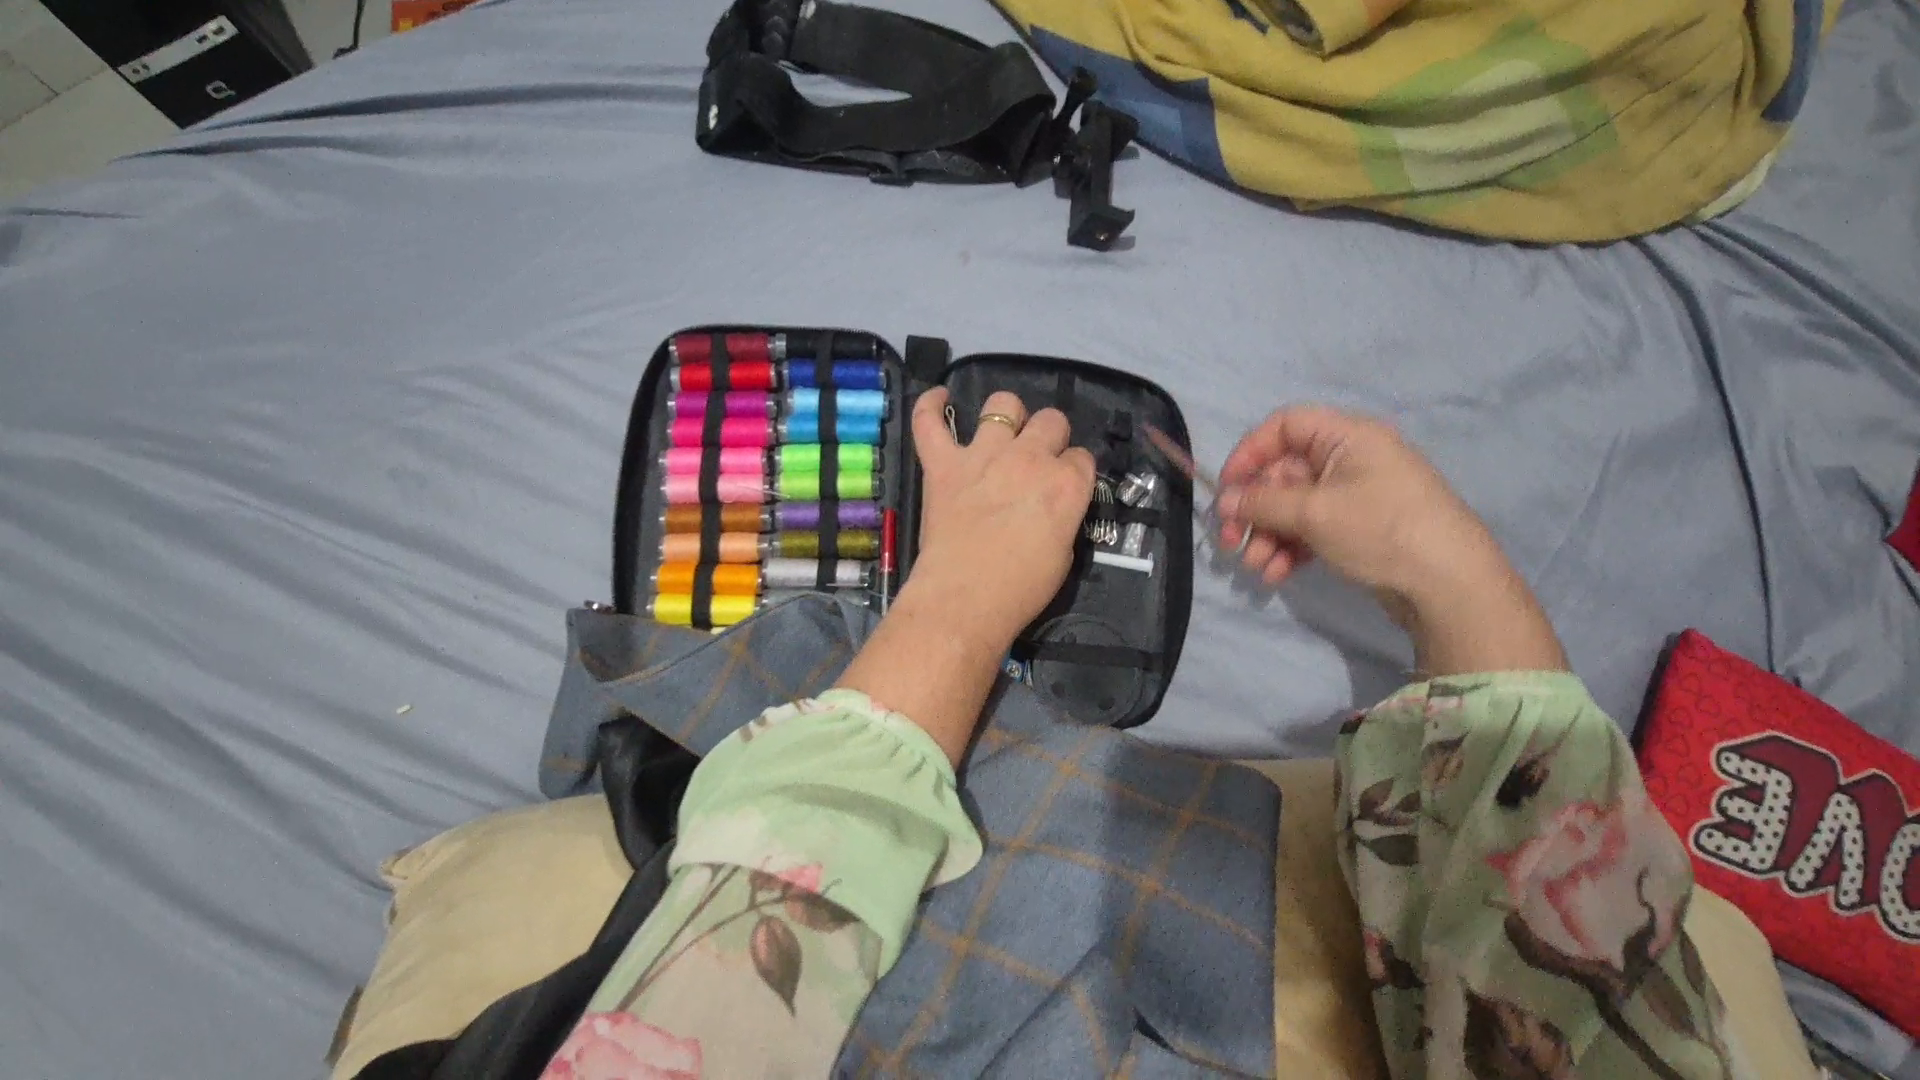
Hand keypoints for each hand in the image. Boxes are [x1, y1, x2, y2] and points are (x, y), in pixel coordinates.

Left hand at [906, 387, 1097, 648]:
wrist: (963, 600)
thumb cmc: (1020, 589)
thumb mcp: (1064, 555)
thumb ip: (1063, 516)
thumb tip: (1055, 505)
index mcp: (1066, 484)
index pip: (1082, 458)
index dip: (1074, 472)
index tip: (1065, 488)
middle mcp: (1029, 457)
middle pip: (1051, 421)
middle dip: (1050, 437)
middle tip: (1038, 462)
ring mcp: (982, 454)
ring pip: (1002, 403)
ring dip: (1007, 415)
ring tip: (1002, 432)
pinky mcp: (942, 464)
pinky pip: (929, 421)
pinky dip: (931, 406)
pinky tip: (939, 399)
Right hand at [1214, 406, 1566, 675]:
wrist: (1449, 585)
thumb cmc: (1381, 530)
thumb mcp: (1314, 513)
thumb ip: (1263, 503)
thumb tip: (1225, 502)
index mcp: (1347, 437)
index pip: (1285, 426)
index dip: (1250, 453)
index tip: (1227, 489)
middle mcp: (1350, 460)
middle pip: (1283, 473)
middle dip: (1254, 509)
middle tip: (1231, 542)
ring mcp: (1354, 496)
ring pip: (1292, 507)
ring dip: (1266, 536)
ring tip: (1256, 567)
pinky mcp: (1357, 529)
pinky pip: (1310, 530)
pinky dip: (1289, 549)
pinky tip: (1276, 575)